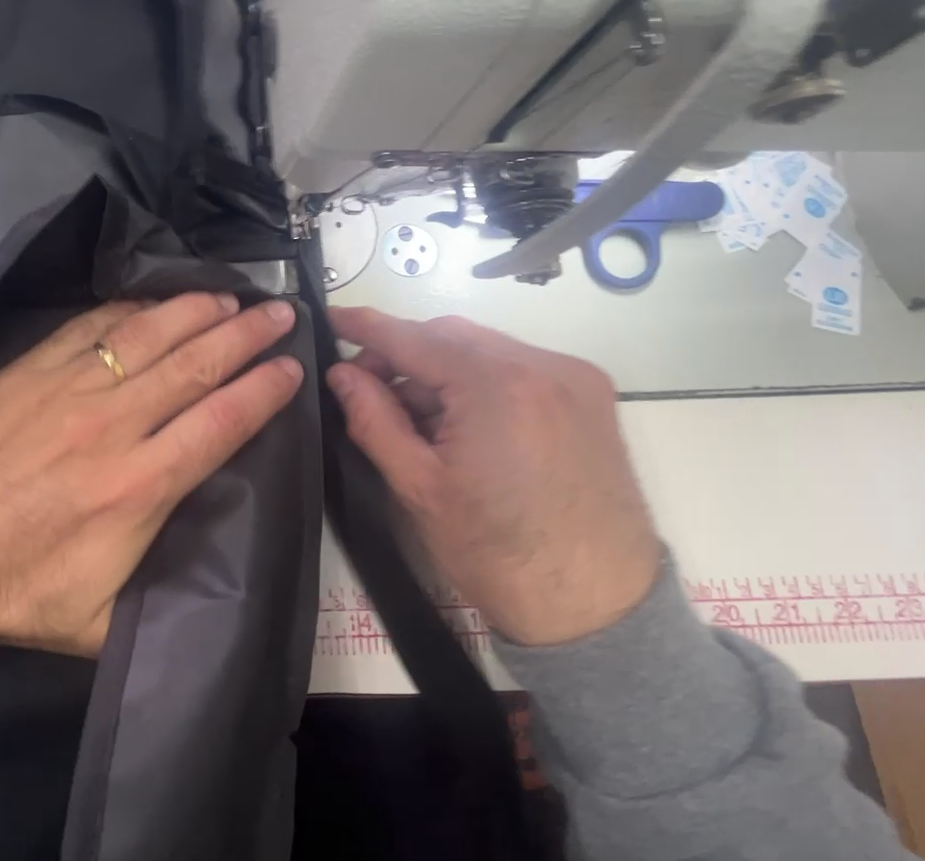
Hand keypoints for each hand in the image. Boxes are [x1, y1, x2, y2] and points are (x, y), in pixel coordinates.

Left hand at [0, 292, 303, 656]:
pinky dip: (129, 310)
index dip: (264, 391)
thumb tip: (210, 559)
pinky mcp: (29, 372)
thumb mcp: (103, 622)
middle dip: (246, 335)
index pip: (221, 422)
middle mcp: (111, 428)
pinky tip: (155, 302)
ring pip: (147, 335)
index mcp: (138, 487)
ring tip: (230, 298)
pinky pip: (90, 327)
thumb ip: (164, 593)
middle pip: (195, 366)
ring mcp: (67, 391)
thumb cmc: (20, 590)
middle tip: (281, 313)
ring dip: (195, 311)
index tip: (291, 369)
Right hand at [326, 307, 661, 645]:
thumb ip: (373, 418)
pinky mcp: (592, 398)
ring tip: (415, 417)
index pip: (415, 338)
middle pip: (452, 335)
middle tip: (366, 389)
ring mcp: (575, 379)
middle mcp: (544, 366)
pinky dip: (479, 381)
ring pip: (485, 349)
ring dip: (441, 370)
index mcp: (497, 386)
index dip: (366, 326)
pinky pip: (518, 368)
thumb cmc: (495, 552)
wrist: (594, 606)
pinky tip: (461, 422)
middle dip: (403, 354)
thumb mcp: (418, 485)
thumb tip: (342, 374)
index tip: (330, 318)